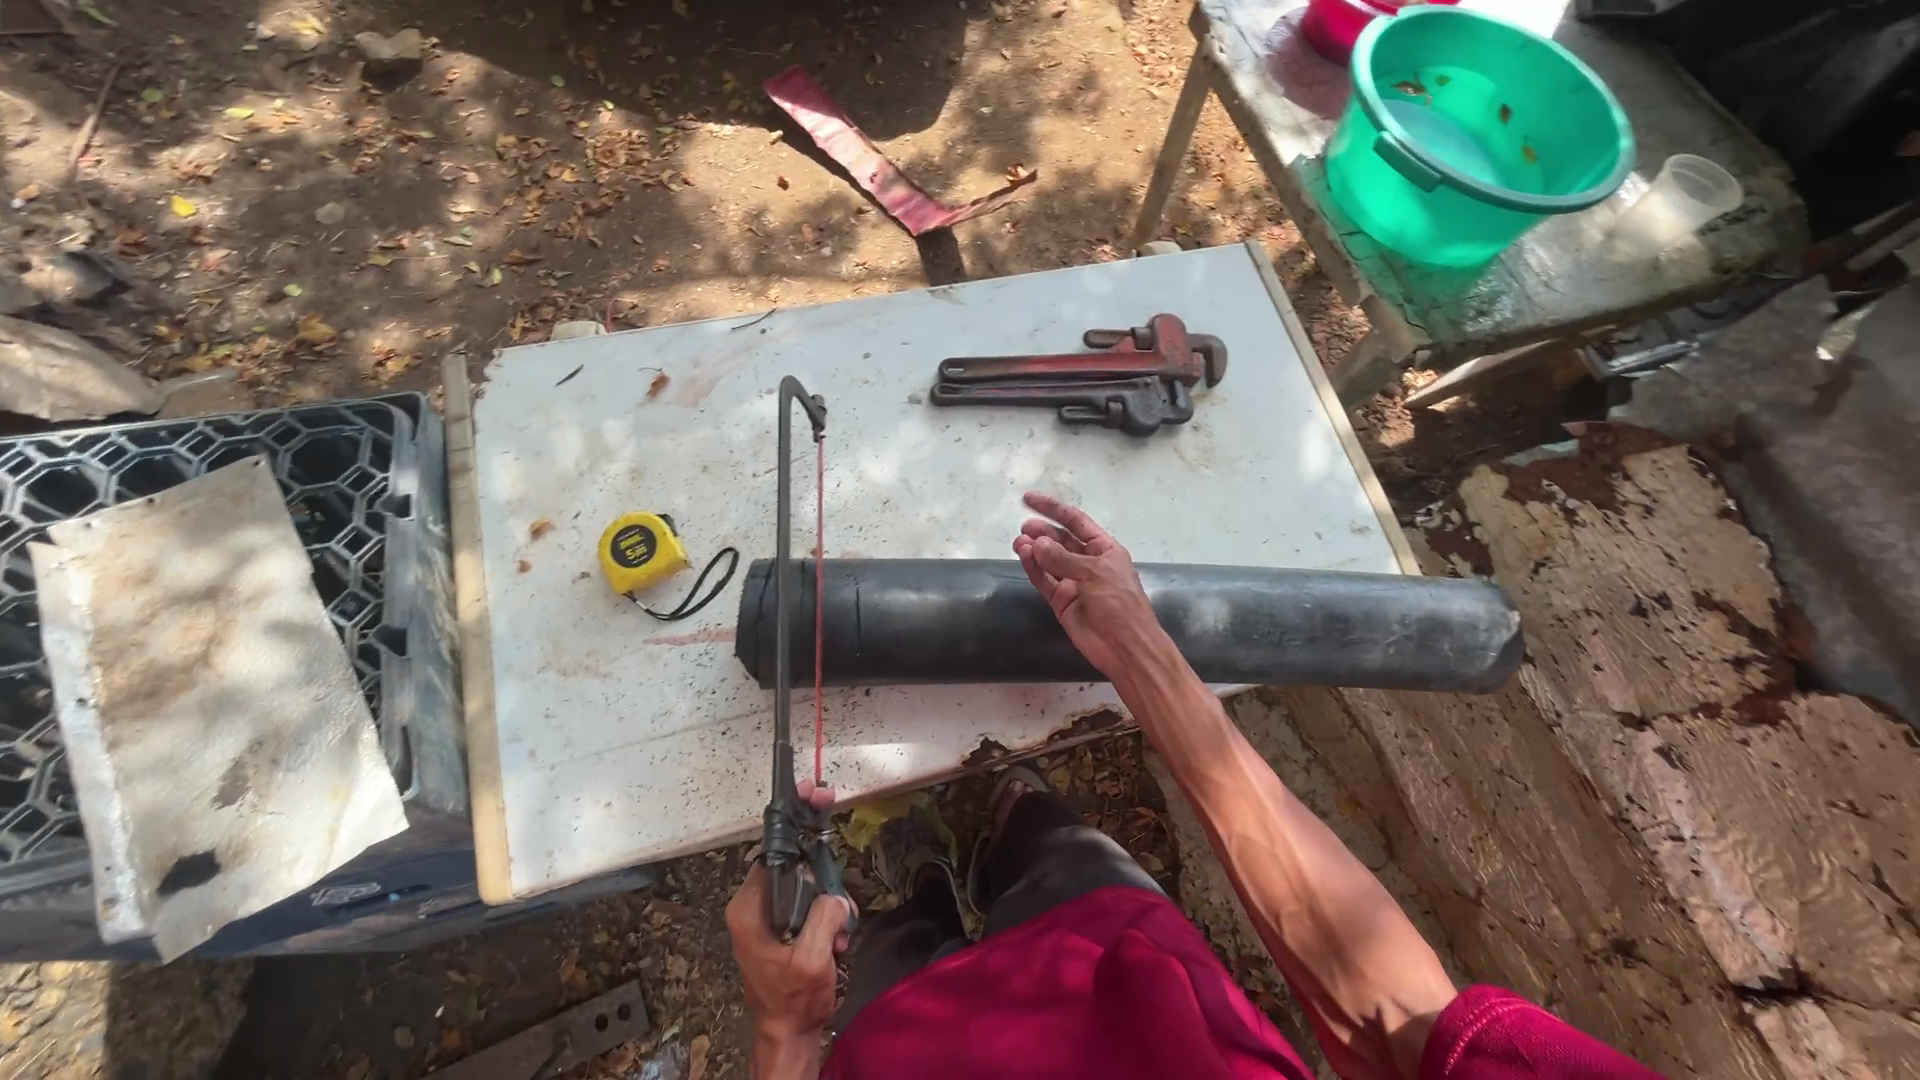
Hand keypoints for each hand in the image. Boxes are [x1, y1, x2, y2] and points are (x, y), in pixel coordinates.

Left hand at [726, 782, 851, 1043]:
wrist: (790, 1036)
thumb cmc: (793, 1002)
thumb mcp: (811, 960)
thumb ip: (824, 918)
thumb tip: (834, 895)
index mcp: (750, 907)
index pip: (773, 848)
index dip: (796, 820)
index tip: (812, 794)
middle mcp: (754, 905)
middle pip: (792, 858)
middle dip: (823, 864)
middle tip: (843, 847)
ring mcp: (769, 915)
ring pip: (807, 881)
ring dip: (831, 901)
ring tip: (840, 935)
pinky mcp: (783, 925)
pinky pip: (810, 901)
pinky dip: (830, 914)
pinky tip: (838, 940)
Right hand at [1011, 493, 1161, 680]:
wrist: (1125, 646)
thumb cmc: (1120, 603)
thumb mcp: (1095, 573)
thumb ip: (1063, 558)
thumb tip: (1035, 543)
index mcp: (1105, 549)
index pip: (1076, 522)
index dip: (1053, 509)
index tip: (1028, 499)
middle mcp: (1088, 562)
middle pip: (1060, 540)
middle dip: (1042, 531)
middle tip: (1024, 528)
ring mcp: (1073, 582)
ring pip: (1049, 560)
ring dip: (1034, 549)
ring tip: (1019, 542)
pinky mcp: (1061, 601)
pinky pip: (1044, 580)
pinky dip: (1033, 568)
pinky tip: (1024, 557)